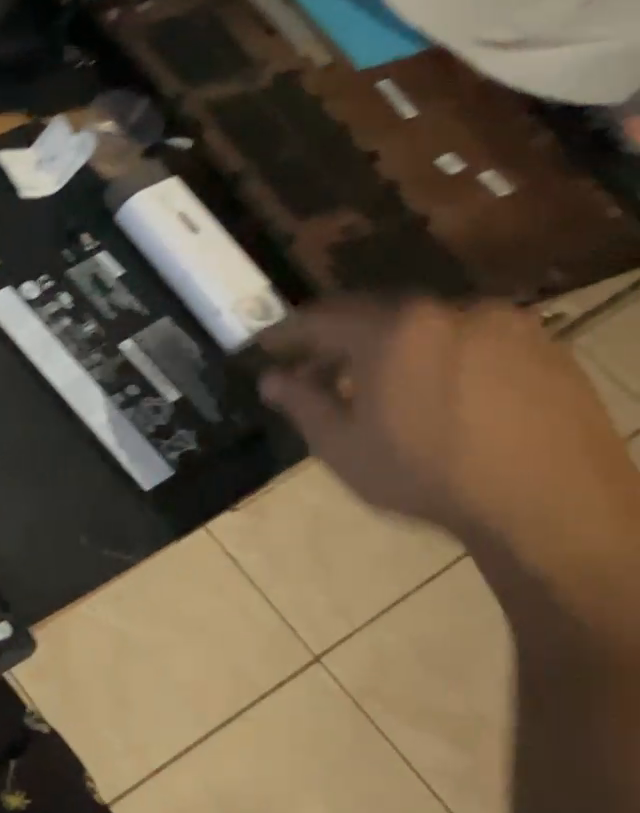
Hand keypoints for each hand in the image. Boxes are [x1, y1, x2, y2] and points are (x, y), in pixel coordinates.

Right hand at [256, 298, 639, 541]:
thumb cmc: (425, 473)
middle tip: (313, 372)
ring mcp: (506, 326)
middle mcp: (452, 311)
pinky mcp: (544, 348)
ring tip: (374, 388)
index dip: (285, 335)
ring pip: (427, 329)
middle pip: (377, 316)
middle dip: (339, 342)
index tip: (263, 349)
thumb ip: (301, 402)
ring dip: (391, 350)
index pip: (321, 318)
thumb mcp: (340, 445)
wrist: (549, 502)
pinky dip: (437, 358)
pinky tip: (430, 396)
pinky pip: (471, 342)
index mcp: (394, 329)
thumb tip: (272, 378)